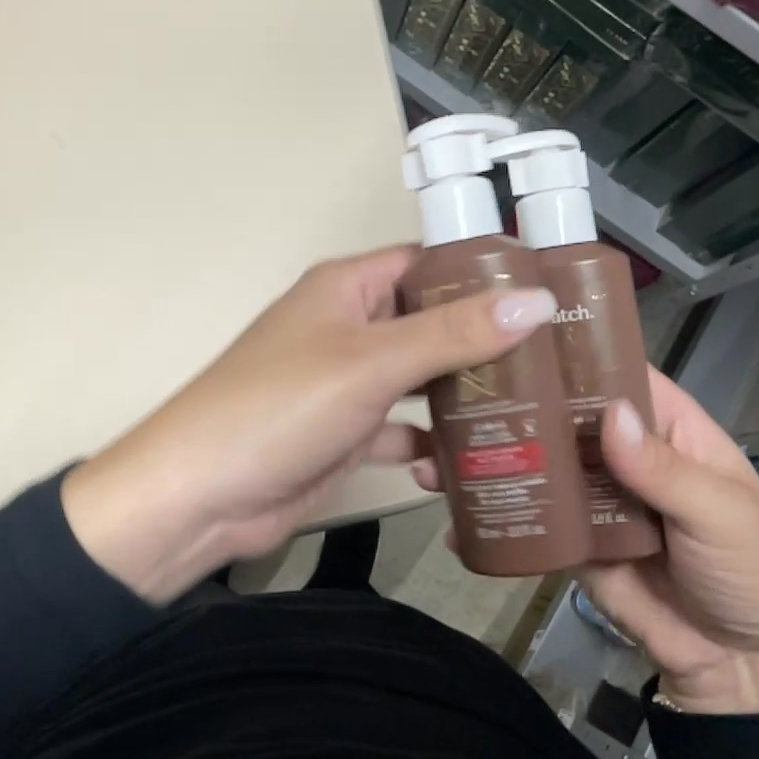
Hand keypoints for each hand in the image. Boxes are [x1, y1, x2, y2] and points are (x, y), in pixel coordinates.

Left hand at [61, 245, 556, 603]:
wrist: (201, 497)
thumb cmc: (280, 407)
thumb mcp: (372, 363)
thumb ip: (454, 333)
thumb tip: (537, 300)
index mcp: (348, 288)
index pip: (428, 261)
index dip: (484, 271)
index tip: (549, 289)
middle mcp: (350, 326)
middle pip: (432, 322)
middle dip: (486, 341)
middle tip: (558, 360)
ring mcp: (347, 383)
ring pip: (422, 380)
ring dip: (464, 397)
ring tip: (533, 412)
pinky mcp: (346, 435)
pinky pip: (402, 431)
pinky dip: (429, 446)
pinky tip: (462, 467)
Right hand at [406, 367, 758, 714]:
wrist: (734, 666)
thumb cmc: (746, 571)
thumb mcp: (721, 514)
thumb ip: (666, 470)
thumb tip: (609, 414)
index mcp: (663, 425)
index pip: (613, 369)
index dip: (570, 348)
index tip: (512, 326)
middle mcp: (618, 448)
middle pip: (561, 410)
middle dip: (511, 398)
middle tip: (448, 384)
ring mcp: (589, 492)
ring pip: (536, 458)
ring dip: (490, 453)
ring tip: (431, 447)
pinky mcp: (567, 536)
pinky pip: (529, 515)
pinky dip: (493, 511)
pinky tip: (449, 510)